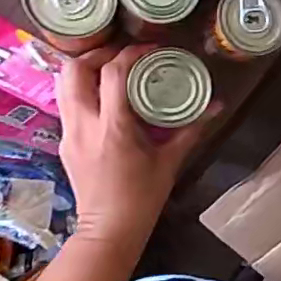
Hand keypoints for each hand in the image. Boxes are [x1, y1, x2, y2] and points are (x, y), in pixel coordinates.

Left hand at [55, 44, 210, 243]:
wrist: (109, 230)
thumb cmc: (142, 198)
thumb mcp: (170, 161)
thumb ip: (192, 129)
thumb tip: (218, 106)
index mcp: (112, 128)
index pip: (112, 74)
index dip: (130, 53)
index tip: (149, 50)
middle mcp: (84, 125)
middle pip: (74, 70)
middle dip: (97, 54)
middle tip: (122, 56)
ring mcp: (68, 133)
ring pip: (63, 84)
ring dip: (84, 69)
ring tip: (109, 70)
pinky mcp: (63, 142)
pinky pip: (66, 104)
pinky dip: (82, 90)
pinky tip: (103, 98)